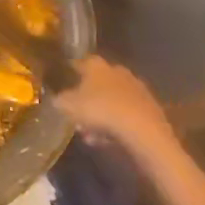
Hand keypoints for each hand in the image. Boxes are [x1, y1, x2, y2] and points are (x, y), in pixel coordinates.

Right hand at [53, 56, 176, 160]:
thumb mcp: (69, 106)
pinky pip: (125, 113)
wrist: (142, 128)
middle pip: (95, 84)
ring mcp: (134, 86)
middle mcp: (115, 69)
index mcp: (96, 64)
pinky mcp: (148, 105)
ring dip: (100, 116)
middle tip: (77, 120)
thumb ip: (59, 100)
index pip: (77, 64)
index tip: (61, 90)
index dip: (68, 76)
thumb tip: (56, 99)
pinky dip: (116, 124)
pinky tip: (109, 140)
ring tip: (92, 136)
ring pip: (110, 100)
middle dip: (85, 101)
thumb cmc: (100, 109)